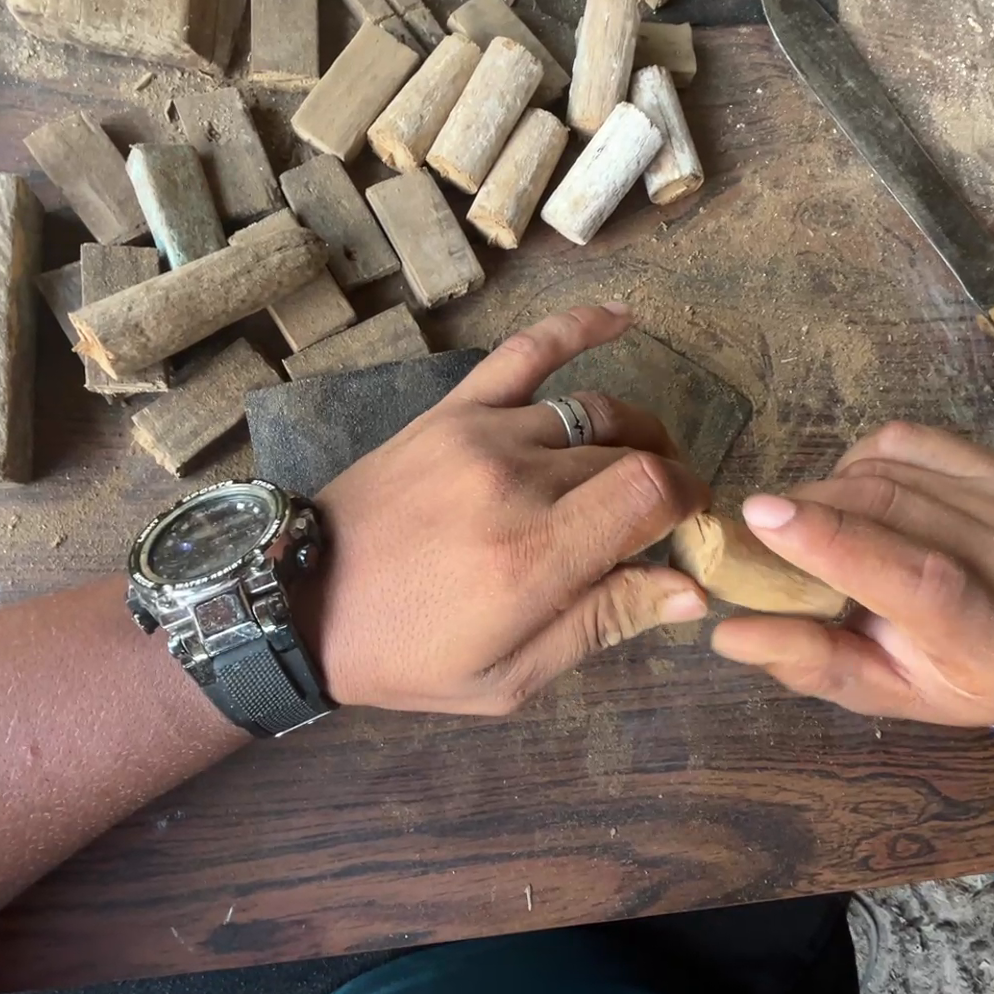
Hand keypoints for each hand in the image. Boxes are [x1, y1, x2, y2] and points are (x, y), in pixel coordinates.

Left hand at [305, 306, 711, 715]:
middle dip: (661, 480)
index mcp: (532, 555)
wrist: (303, 602)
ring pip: (592, 413)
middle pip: (626, 454)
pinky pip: (523, 353)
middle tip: (656, 514)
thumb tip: (690, 590)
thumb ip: (601, 624)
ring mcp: (480, 433)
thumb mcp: (508, 676)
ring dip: (634, 433)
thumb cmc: (408, 655)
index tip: (687, 525)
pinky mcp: (451, 411)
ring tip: (642, 457)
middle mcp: (514, 480)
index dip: (687, 501)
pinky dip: (577, 328)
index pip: (648, 492)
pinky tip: (622, 317)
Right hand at [709, 422, 993, 726]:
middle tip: (766, 531)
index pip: (918, 580)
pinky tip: (858, 497)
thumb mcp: (873, 690)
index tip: (759, 514)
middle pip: (891, 509)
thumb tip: (727, 633)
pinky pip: (902, 441)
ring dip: (828, 491)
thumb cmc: (943, 679)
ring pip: (887, 470)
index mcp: (992, 642)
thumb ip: (806, 660)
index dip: (837, 542)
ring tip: (824, 527)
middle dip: (809, 509)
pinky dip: (857, 462)